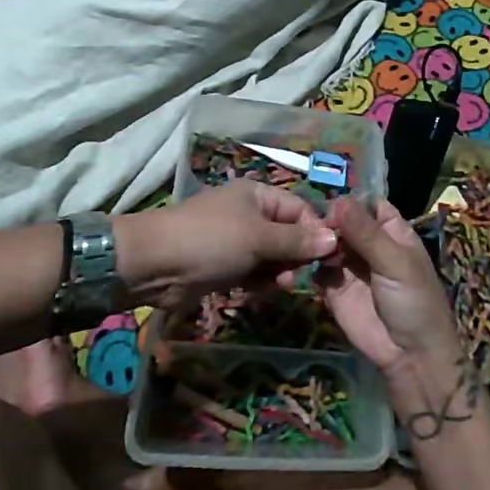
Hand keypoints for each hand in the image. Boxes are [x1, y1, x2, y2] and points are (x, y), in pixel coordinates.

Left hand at [119, 180, 337, 312]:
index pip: (300, 209)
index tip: (329, 257)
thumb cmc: (211, 240)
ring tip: (277, 286)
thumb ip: (297, 240)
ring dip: (279, 273)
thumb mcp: (259, 237)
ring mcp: (236, 242)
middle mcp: (249, 215)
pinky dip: (260, 283)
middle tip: (295, 276)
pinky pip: (254, 273)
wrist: (155, 265)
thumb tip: (335, 239)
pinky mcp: (225, 267)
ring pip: (273, 257)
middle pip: (288, 235)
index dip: (316, 231)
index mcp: (258, 195)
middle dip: (296, 256)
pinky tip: (257, 293)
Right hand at [316, 197, 460, 377]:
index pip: (369, 205)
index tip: (330, 201)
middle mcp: (369, 245)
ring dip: (316, 240)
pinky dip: (307, 263)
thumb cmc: (414, 302)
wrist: (410, 356)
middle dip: (327, 220)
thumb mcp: (395, 262)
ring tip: (307, 244)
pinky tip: (302, 262)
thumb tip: (338, 201)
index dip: (351, 201)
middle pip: (343, 221)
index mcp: (392, 232)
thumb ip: (366, 233)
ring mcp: (350, 266)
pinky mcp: (333, 288)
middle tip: (312, 225)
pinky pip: (316, 268)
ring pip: (327, 242)